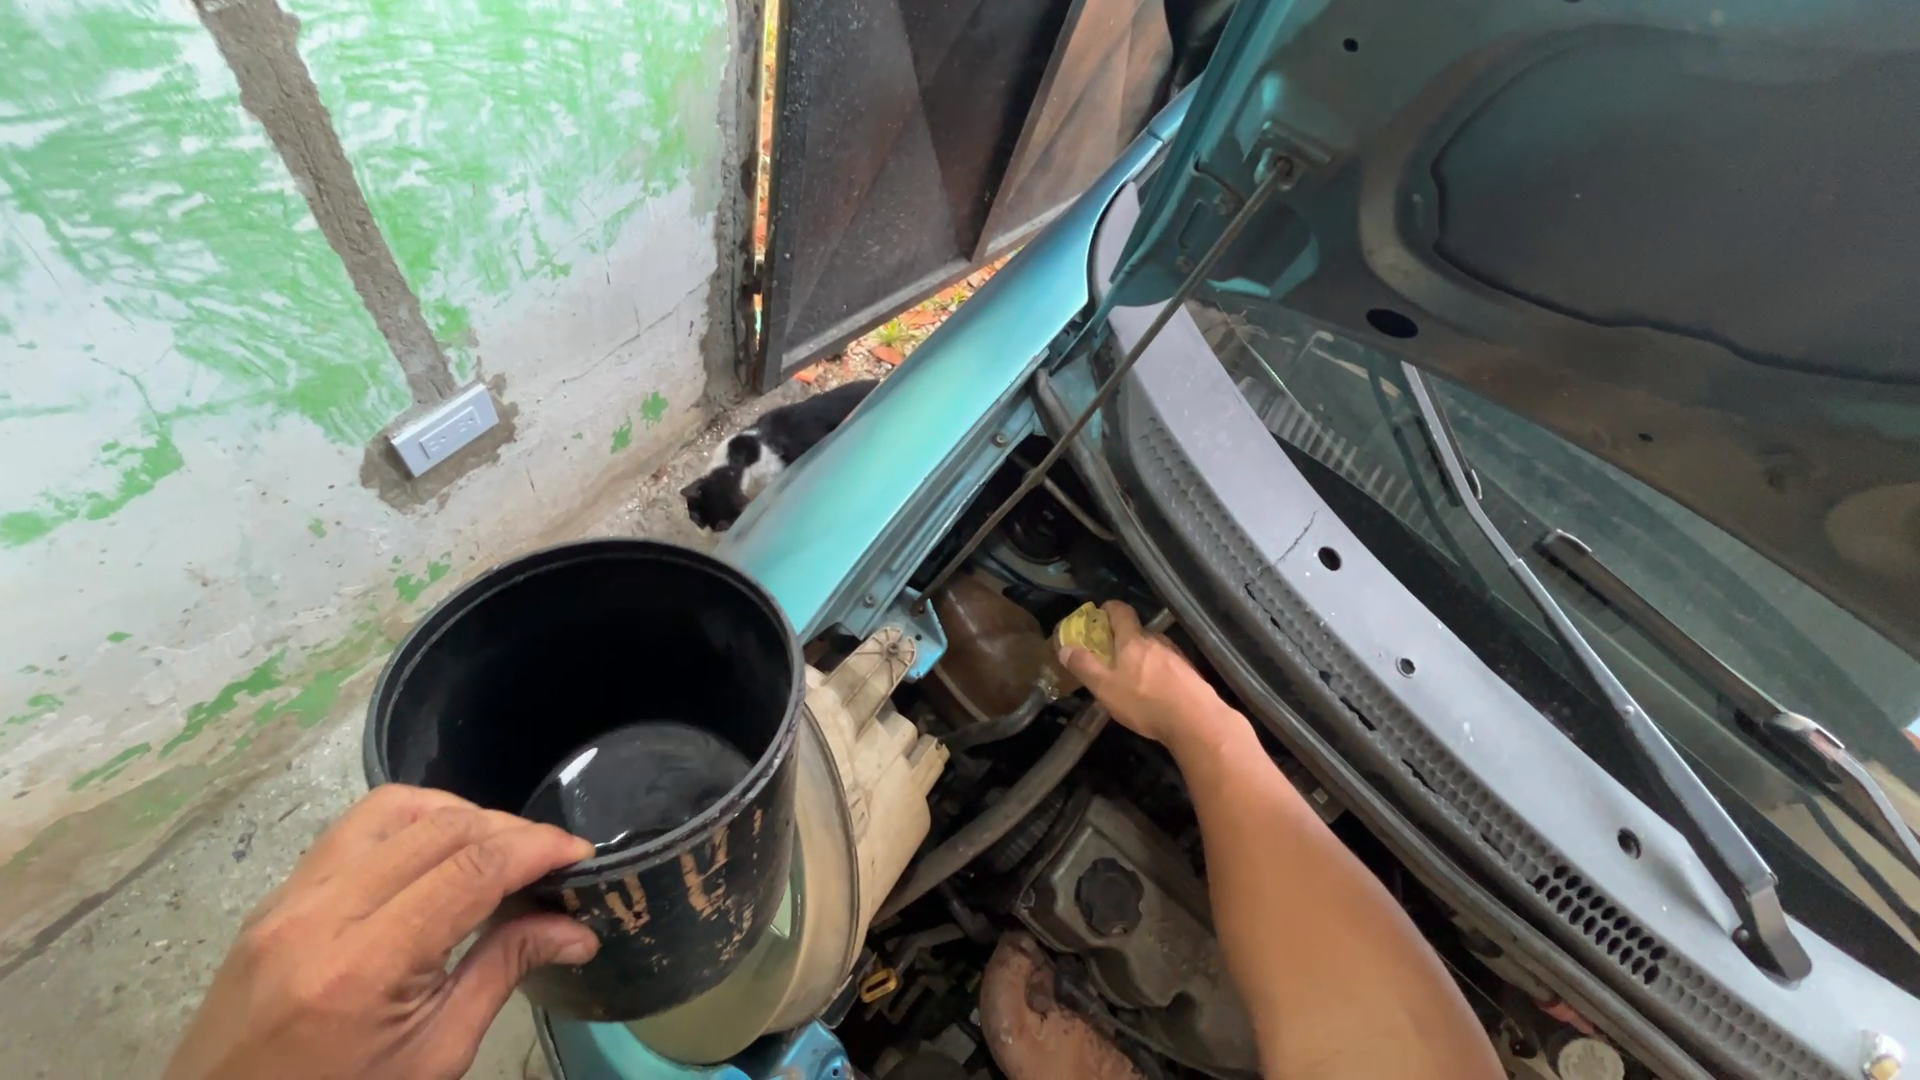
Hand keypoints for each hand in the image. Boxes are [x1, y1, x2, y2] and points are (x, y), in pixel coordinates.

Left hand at [164, 784, 597, 1079]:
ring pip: (397, 808)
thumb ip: (505, 970)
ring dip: (462, 814)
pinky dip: (415, 823)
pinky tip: (438, 855)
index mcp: (361, 966)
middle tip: (551, 857)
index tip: (581, 854)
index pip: (473, 867)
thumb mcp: (436, 1055)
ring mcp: (286, 901)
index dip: (539, 847)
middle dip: (513, 830)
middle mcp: (318, 915)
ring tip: (495, 848)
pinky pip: (357, 829)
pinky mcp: (275, 900)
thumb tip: (579, 928)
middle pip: (442, 827)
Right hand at [1057, 600, 1233, 750]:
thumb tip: (1065, 648)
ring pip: (1154, 649)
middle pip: (1137, 631)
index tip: (1099, 614)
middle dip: (1122, 639)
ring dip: (1141, 657)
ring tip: (1132, 678)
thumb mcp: (1105, 688)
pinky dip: (1158, 672)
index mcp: (1133, 640)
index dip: (1109, 609)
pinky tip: (1155, 692)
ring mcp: (1177, 656)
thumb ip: (1084, 666)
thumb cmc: (1145, 702)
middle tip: (1110, 655)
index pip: (1121, 611)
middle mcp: (1156, 641)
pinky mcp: (1190, 673)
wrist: (1196, 721)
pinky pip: (1168, 666)